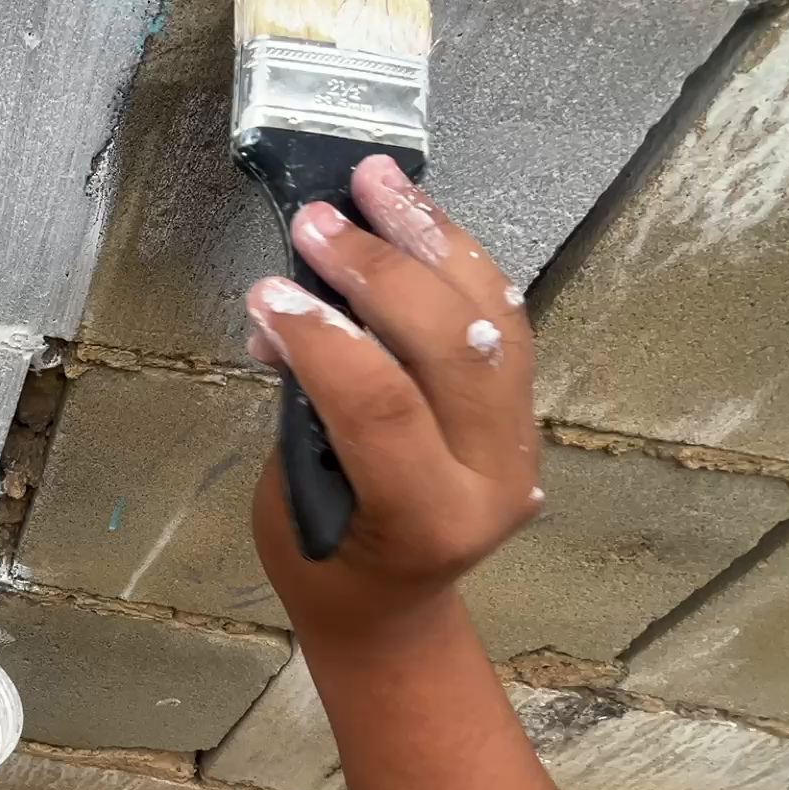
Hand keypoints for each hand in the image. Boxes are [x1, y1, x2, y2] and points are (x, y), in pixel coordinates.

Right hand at [246, 154, 540, 649]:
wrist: (387, 606)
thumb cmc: (319, 567)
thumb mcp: (291, 500)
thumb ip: (301, 412)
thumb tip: (284, 322)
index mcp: (425, 516)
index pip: (380, 404)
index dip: (321, 337)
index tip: (266, 290)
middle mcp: (494, 475)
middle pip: (453, 346)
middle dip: (379, 272)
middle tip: (318, 220)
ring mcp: (521, 439)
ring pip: (496, 317)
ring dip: (432, 240)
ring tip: (380, 183)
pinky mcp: (520, 411)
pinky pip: (503, 320)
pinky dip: (456, 262)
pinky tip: (418, 219)